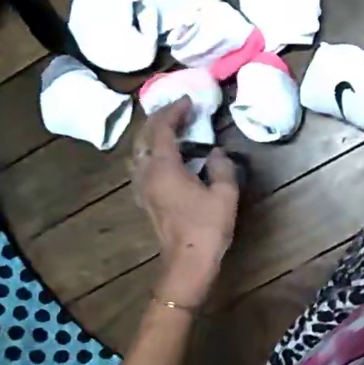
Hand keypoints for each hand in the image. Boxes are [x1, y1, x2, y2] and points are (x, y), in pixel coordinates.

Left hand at [129, 99, 238, 307]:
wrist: (188, 263)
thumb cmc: (207, 228)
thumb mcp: (225, 194)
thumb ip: (222, 167)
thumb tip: (216, 153)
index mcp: (164, 167)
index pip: (162, 129)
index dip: (174, 111)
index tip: (189, 101)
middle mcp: (147, 173)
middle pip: (144, 137)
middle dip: (159, 119)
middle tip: (178, 109)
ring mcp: (143, 188)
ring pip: (138, 152)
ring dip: (152, 135)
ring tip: (170, 128)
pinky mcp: (146, 200)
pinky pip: (141, 166)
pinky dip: (151, 152)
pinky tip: (165, 157)